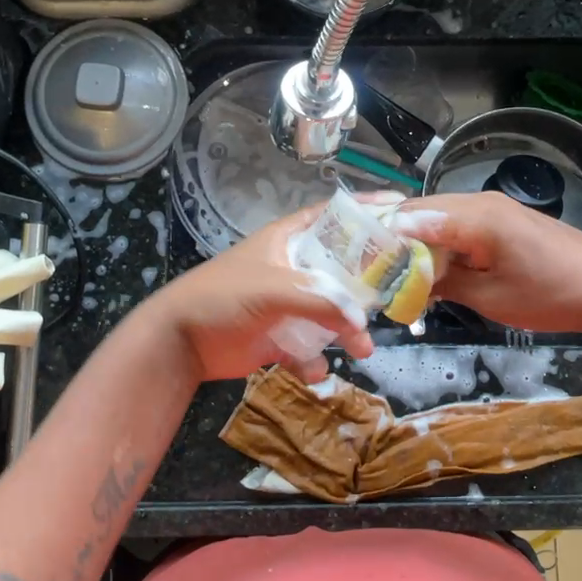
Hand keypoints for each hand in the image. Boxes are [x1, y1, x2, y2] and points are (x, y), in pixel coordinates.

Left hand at [144, 205, 376, 382]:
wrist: (179, 343)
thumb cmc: (221, 298)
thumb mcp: (272, 288)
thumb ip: (318, 300)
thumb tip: (361, 322)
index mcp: (288, 240)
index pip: (334, 216)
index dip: (366, 210)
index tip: (402, 208)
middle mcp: (292, 267)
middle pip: (343, 270)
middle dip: (367, 289)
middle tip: (393, 300)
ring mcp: (288, 304)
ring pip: (332, 313)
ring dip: (348, 332)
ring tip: (361, 350)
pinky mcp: (280, 337)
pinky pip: (310, 348)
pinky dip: (315, 361)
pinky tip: (311, 372)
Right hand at [390, 191, 581, 334]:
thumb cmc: (549, 295)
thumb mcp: (488, 298)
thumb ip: (441, 283)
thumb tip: (404, 281)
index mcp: (473, 217)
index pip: (409, 218)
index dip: (381, 240)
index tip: (362, 267)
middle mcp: (478, 202)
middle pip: (420, 212)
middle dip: (395, 241)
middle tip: (375, 273)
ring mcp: (493, 208)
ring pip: (438, 217)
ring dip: (418, 243)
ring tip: (398, 275)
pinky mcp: (503, 220)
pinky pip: (458, 225)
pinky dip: (440, 244)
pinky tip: (433, 270)